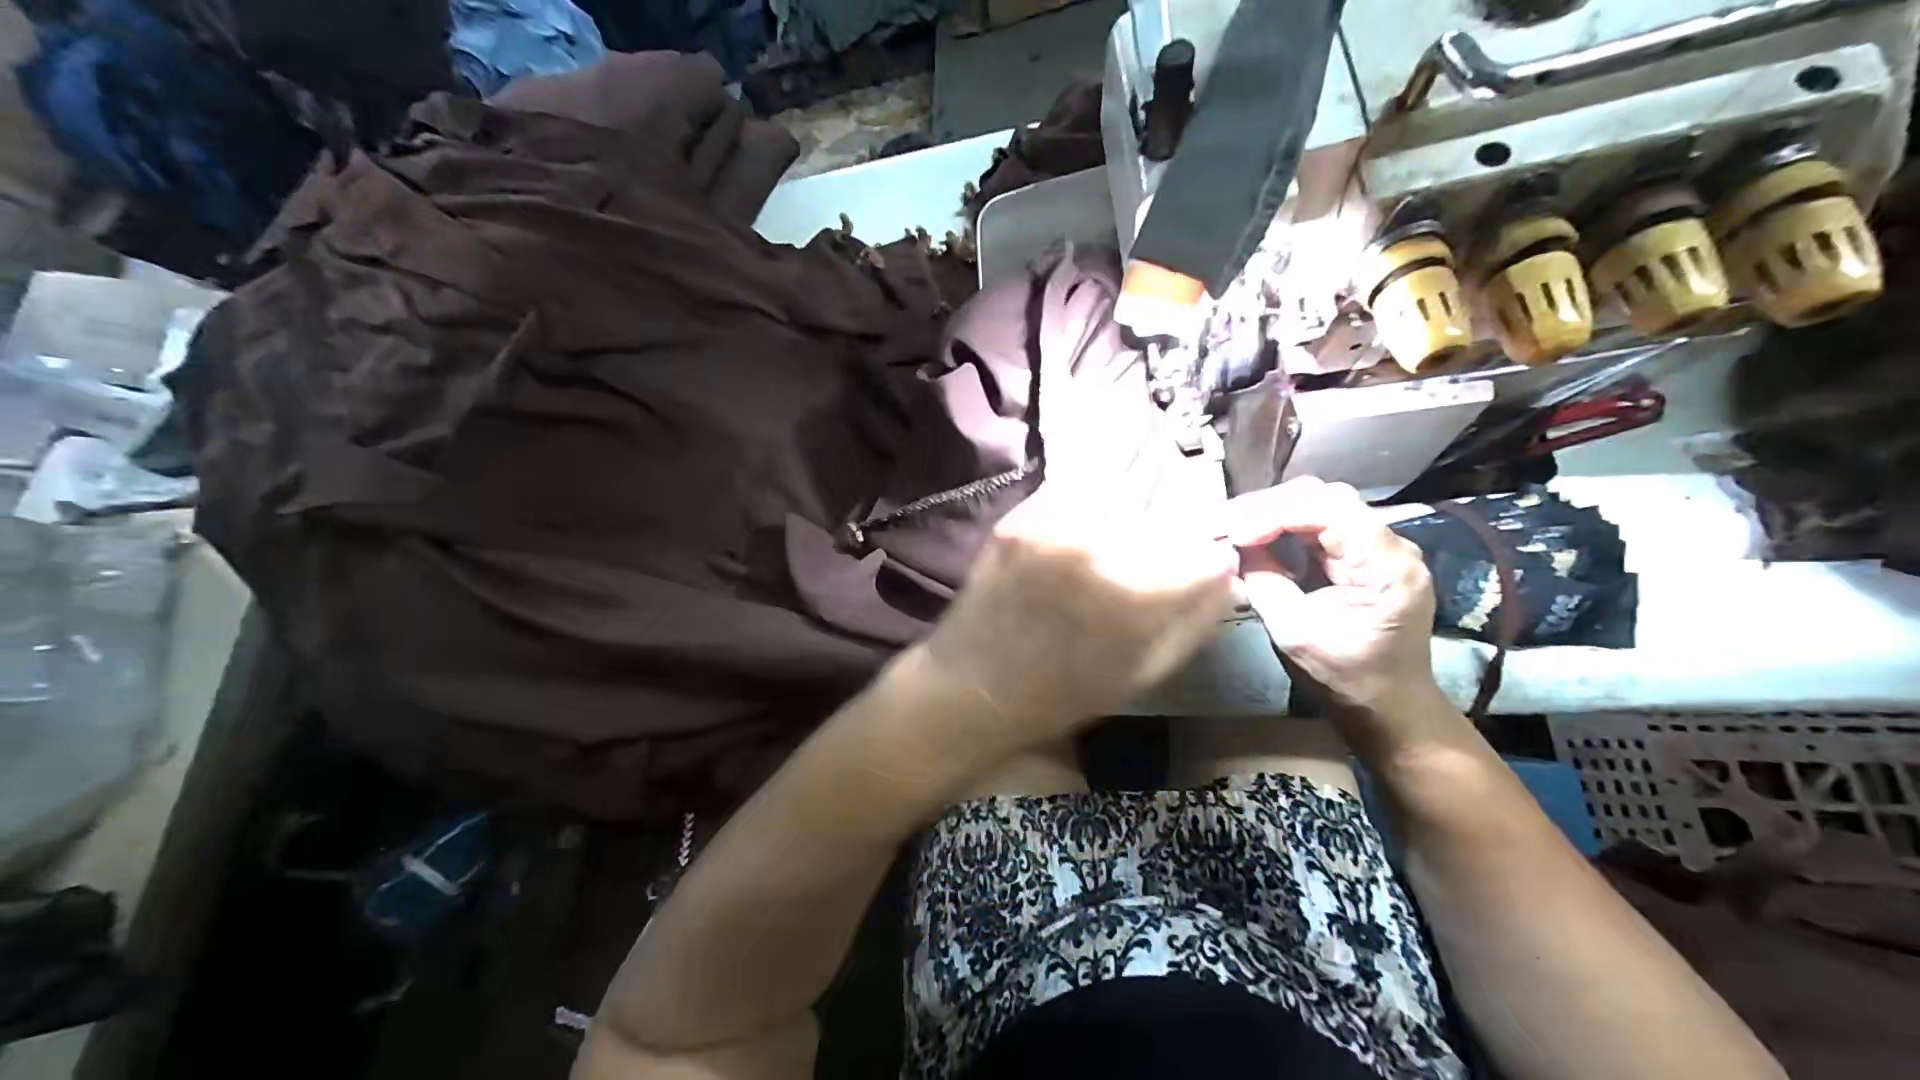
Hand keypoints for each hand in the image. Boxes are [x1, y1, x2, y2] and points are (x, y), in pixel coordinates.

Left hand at [923, 480, 1235, 756]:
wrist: (973, 686)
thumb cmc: (1065, 693)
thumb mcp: (1146, 672)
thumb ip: (1198, 616)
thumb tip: (1228, 566)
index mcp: (1138, 595)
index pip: (1208, 546)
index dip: (1212, 554)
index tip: (1204, 561)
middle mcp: (1100, 544)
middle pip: (1168, 497)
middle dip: (1178, 512)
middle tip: (1170, 532)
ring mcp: (1055, 521)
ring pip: (1122, 472)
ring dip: (1141, 481)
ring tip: (1136, 505)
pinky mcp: (1023, 513)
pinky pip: (1077, 480)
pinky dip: (1096, 482)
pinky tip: (1096, 507)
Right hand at [1223, 478, 1451, 757]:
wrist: (1388, 708)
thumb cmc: (1344, 678)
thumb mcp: (1294, 632)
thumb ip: (1264, 582)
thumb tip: (1234, 546)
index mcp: (1387, 565)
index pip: (1328, 511)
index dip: (1274, 514)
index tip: (1233, 534)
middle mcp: (1391, 546)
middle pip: (1326, 498)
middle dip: (1270, 506)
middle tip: (1226, 524)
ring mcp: (1379, 549)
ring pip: (1322, 505)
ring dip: (1275, 512)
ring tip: (1236, 526)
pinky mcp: (1363, 557)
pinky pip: (1322, 525)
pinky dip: (1285, 526)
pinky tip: (1258, 535)